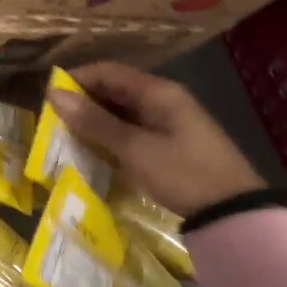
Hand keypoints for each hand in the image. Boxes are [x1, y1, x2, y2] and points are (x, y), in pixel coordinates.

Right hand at [51, 62, 265, 218]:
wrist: (236, 215)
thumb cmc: (183, 173)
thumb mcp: (133, 148)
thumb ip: (93, 120)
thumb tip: (53, 94)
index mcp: (158, 92)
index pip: (107, 71)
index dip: (76, 79)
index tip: (50, 98)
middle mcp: (165, 99)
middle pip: (115, 89)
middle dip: (84, 101)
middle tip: (57, 119)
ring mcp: (172, 121)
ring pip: (123, 110)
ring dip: (97, 119)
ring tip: (72, 135)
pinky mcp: (175, 143)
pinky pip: (134, 128)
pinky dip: (113, 133)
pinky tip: (99, 148)